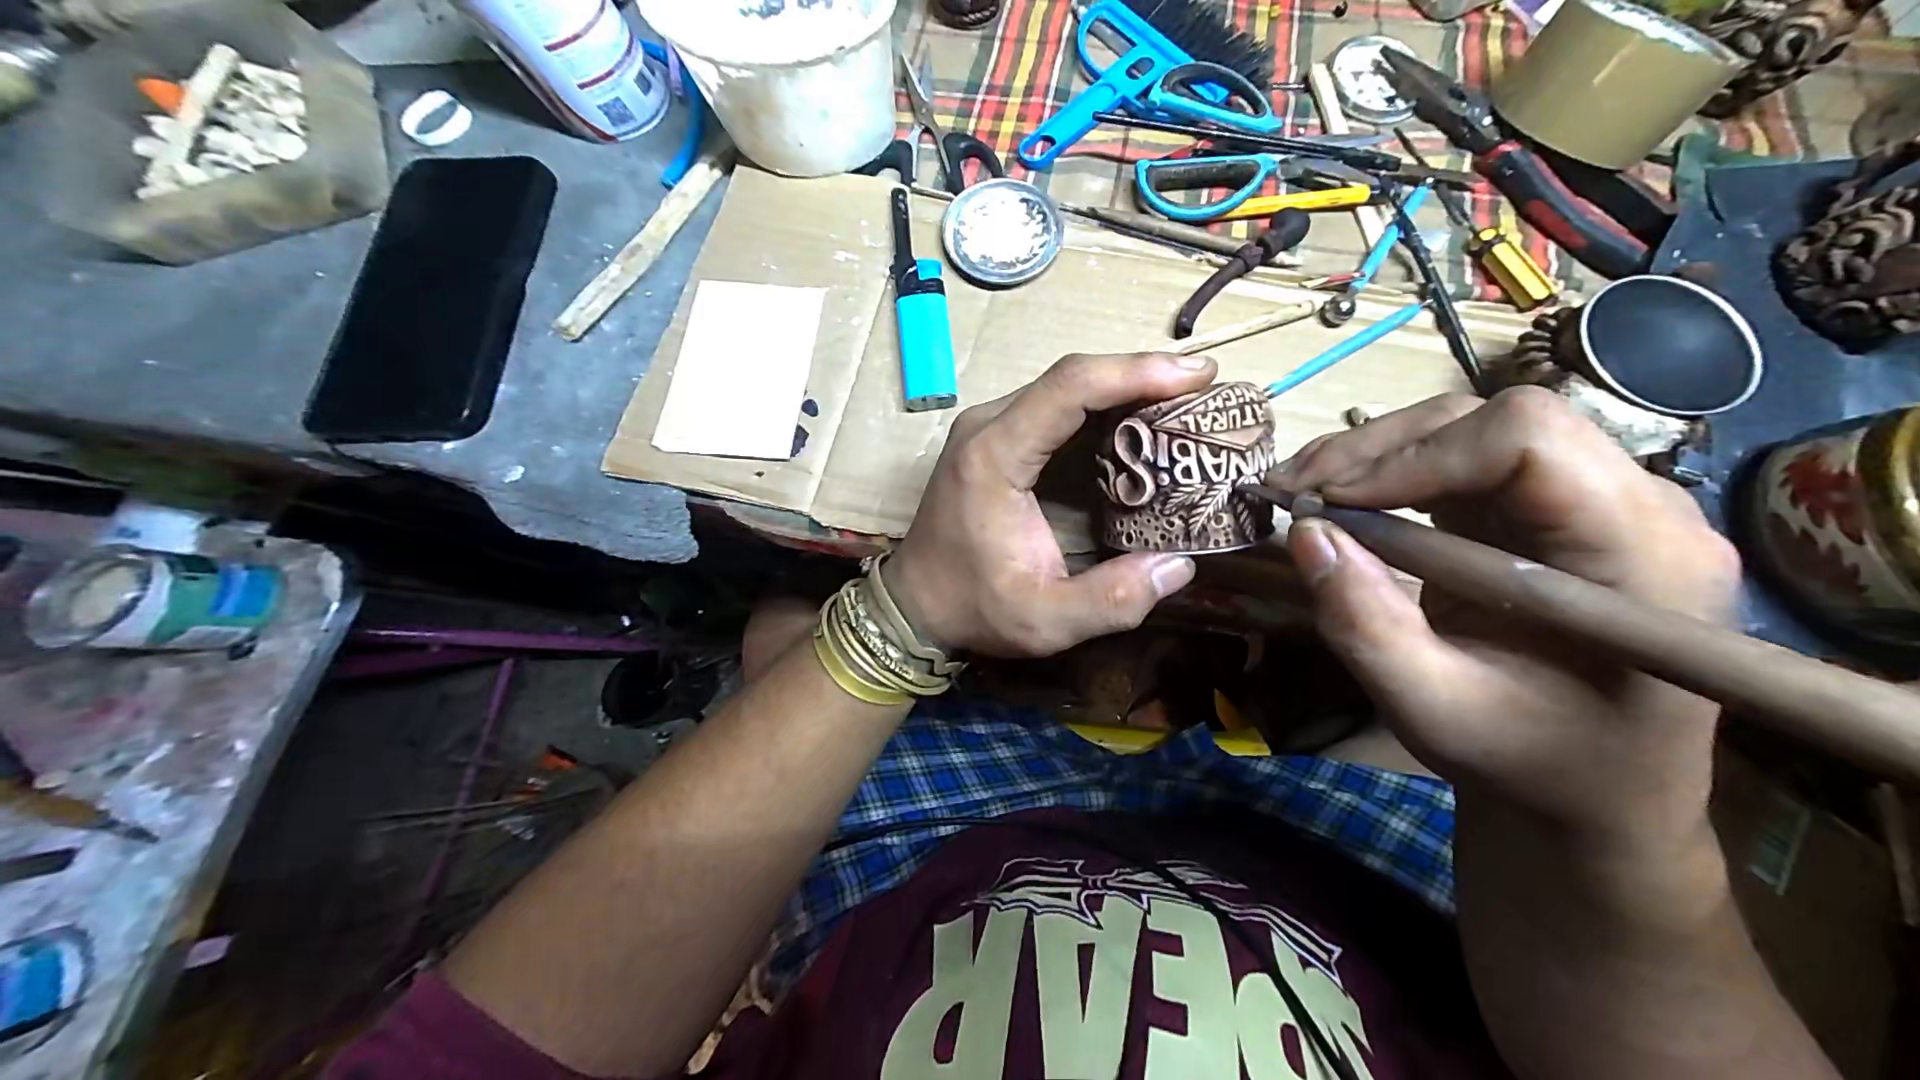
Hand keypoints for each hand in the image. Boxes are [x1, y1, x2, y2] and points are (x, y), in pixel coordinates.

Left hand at [885, 353, 1213, 657]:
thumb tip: (1179, 566)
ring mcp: (988, 426)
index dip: (1135, 372)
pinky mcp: (994, 436)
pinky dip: (1101, 405)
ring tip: (1185, 401)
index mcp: (993, 457)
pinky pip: (1054, 405)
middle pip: (1071, 376)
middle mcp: (987, 426)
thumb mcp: (1045, 621)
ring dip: (1125, 387)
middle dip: (1142, 376)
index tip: (1197, 376)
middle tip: (1206, 391)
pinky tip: (1139, 421)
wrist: (915, 602)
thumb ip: (1112, 601)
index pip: (1069, 388)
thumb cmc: (973, 607)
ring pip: (1065, 386)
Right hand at [1278, 388, 1742, 845]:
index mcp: (1639, 553)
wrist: (1589, 788)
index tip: (1331, 503)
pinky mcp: (1540, 510)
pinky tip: (1337, 499)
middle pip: (1493, 420)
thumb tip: (1304, 533)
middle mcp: (1631, 506)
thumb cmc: (1529, 759)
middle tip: (1293, 493)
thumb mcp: (1434, 710)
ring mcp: (1587, 501)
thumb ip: (1368, 626)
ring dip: (1372, 455)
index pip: (1529, 440)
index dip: (1416, 457)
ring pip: (1467, 429)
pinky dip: (1385, 472)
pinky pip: (1456, 460)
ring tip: (1300, 491)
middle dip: (1378, 450)